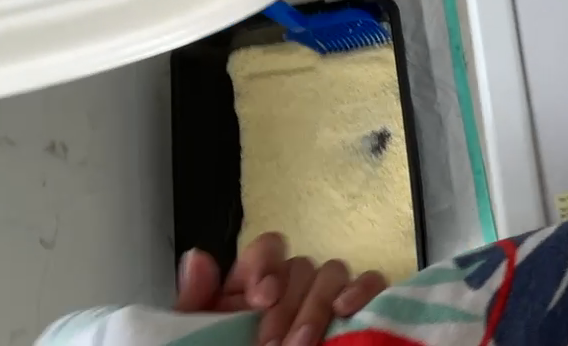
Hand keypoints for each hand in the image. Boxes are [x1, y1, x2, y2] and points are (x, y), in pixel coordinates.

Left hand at [176, 232, 386, 345]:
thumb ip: (194, 309)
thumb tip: (196, 257)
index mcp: (250, 297)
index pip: (267, 250)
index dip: (266, 264)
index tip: (260, 299)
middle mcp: (291, 293)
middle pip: (301, 264)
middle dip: (288, 303)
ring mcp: (328, 304)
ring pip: (333, 271)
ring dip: (316, 306)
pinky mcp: (360, 317)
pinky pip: (372, 282)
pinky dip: (362, 289)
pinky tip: (345, 312)